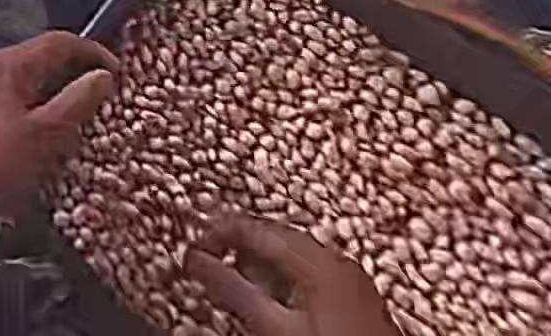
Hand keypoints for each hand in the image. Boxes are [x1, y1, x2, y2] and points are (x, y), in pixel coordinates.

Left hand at [0, 31, 118, 208]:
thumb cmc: (8, 159)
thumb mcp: (49, 131)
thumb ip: (78, 99)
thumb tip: (105, 74)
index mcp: (14, 62)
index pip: (60, 41)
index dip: (92, 51)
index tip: (120, 71)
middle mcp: (7, 61)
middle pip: (52, 49)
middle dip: (85, 63)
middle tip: (115, 84)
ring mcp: (4, 77)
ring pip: (47, 65)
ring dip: (74, 76)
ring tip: (103, 96)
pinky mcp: (5, 95)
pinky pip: (39, 81)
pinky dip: (61, 89)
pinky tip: (78, 108)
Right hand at [186, 215, 400, 335]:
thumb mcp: (273, 325)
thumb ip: (230, 287)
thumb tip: (192, 257)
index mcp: (314, 254)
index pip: (247, 225)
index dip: (214, 234)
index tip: (194, 254)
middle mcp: (334, 256)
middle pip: (268, 238)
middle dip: (238, 257)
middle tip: (218, 281)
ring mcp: (350, 279)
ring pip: (288, 257)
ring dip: (261, 273)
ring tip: (249, 301)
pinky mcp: (358, 300)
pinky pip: (309, 276)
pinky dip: (286, 285)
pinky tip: (280, 310)